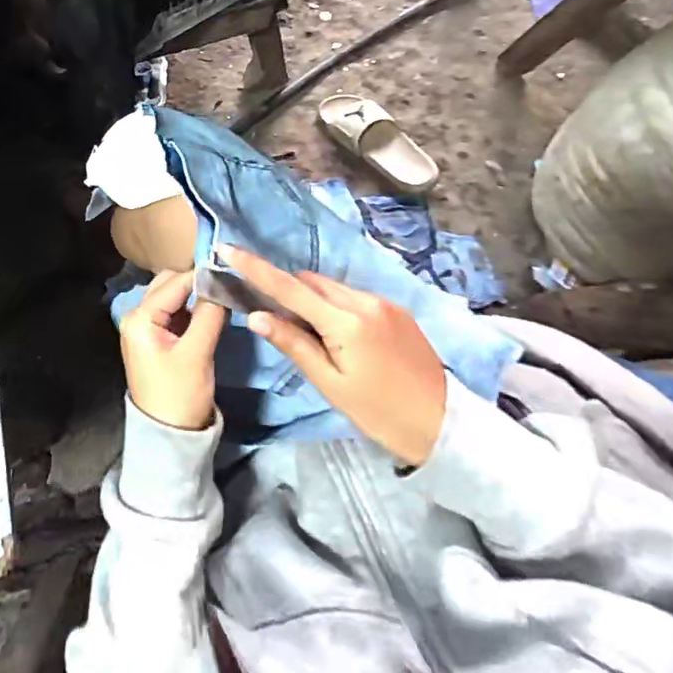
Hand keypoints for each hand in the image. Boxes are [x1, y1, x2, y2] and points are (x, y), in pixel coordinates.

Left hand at [120, 269, 226, 430]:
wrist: (168, 437)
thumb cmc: (180, 395)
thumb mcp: (197, 353)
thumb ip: (209, 313)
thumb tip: (221, 282)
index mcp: (139, 318)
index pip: (175, 282)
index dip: (202, 275)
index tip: (231, 271)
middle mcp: (136, 316)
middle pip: (169, 283)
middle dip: (196, 282)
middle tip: (227, 284)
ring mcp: (144, 327)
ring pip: (173, 296)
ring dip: (194, 295)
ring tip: (222, 295)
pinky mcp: (156, 338)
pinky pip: (174, 312)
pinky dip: (191, 308)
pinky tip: (210, 311)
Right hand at [223, 246, 447, 465]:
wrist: (443, 423)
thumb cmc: (380, 413)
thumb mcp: (331, 384)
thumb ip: (294, 345)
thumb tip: (257, 316)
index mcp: (346, 322)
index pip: (289, 288)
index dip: (256, 268)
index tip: (229, 249)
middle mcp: (365, 301)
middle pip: (311, 282)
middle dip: (288, 291)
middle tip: (277, 320)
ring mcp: (384, 302)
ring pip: (333, 287)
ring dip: (314, 299)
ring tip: (315, 336)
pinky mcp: (396, 309)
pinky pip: (354, 296)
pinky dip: (337, 306)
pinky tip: (343, 337)